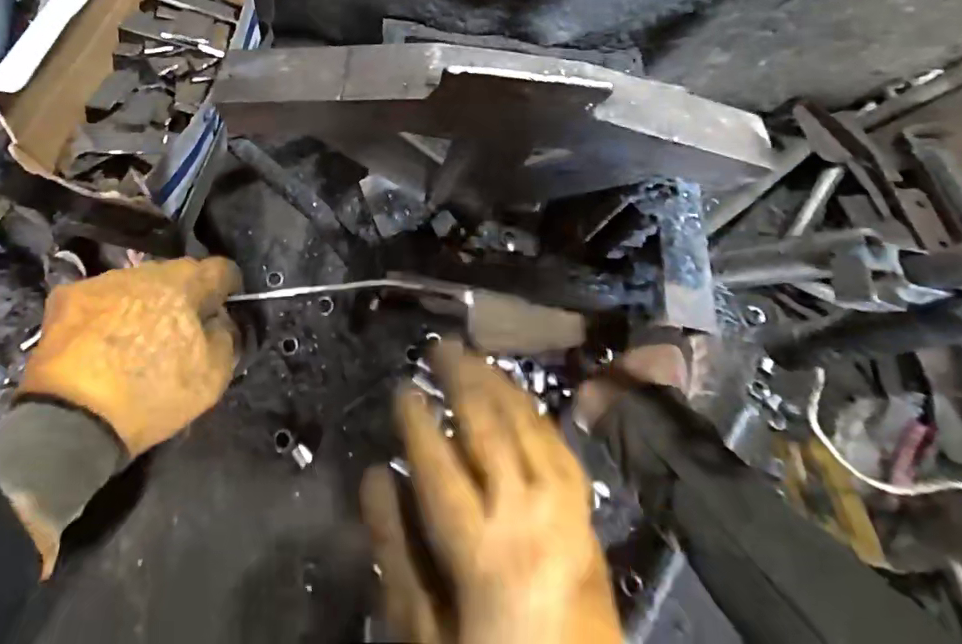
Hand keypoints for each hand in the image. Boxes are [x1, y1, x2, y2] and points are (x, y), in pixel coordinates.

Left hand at [19, 256, 239, 455]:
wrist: (69, 422)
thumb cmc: (151, 396)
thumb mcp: (214, 375)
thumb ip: (227, 336)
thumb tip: (218, 320)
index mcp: (186, 284)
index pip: (222, 269)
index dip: (228, 289)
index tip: (223, 310)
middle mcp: (146, 272)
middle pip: (177, 274)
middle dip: (184, 295)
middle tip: (180, 328)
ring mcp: (102, 282)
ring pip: (137, 283)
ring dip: (145, 301)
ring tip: (136, 335)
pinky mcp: (65, 299)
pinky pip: (101, 297)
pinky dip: (107, 312)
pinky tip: (101, 340)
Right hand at [361, 342, 620, 643]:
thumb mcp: (428, 631)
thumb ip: (397, 554)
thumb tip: (376, 476)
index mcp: (483, 550)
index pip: (439, 466)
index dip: (417, 422)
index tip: (402, 386)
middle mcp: (528, 511)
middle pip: (489, 428)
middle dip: (461, 381)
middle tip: (439, 346)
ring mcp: (564, 503)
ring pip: (527, 423)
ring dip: (498, 384)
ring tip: (473, 356)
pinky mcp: (585, 504)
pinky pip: (556, 438)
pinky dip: (532, 408)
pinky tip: (516, 393)